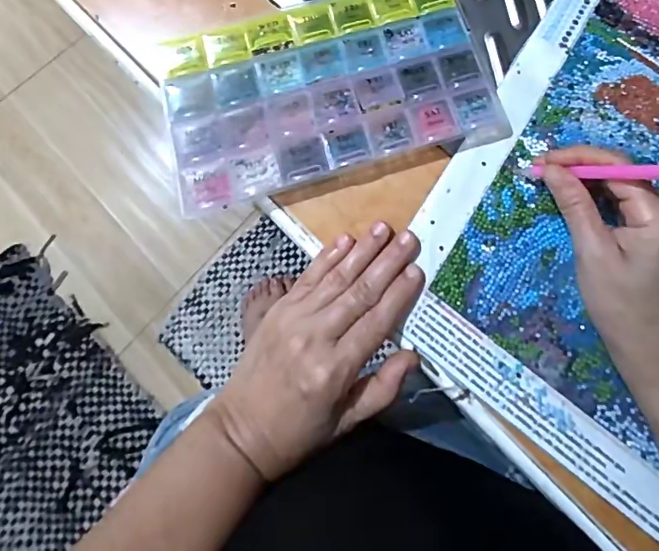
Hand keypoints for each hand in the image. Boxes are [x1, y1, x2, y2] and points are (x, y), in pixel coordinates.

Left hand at [204, 223, 424, 479]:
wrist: (241, 430)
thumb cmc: (300, 431)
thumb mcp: (347, 422)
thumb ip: (382, 388)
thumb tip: (413, 355)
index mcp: (335, 369)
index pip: (375, 323)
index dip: (398, 295)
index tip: (417, 270)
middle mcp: (315, 336)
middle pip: (359, 292)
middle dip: (387, 262)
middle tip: (409, 238)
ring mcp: (294, 317)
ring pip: (335, 278)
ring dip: (362, 251)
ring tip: (382, 228)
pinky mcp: (279, 308)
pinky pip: (308, 277)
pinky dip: (328, 257)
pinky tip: (346, 240)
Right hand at [538, 145, 658, 389]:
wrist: (650, 353)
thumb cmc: (621, 306)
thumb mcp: (592, 251)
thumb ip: (574, 204)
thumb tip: (552, 168)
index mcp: (658, 215)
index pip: (617, 167)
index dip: (578, 158)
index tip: (543, 160)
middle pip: (619, 172)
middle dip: (578, 166)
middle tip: (541, 169)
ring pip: (618, 186)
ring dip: (584, 180)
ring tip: (549, 179)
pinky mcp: (651, 235)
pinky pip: (621, 203)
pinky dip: (595, 197)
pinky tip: (571, 197)